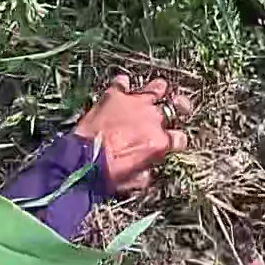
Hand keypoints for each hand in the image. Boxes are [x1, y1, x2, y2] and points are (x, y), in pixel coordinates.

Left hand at [72, 74, 190, 193]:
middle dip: (179, 108)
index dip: (177, 140)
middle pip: (175, 108)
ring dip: (158, 89)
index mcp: (160, 142)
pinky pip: (124, 83)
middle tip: (179, 107)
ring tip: (159, 88)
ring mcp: (135, 104)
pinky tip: (124, 85)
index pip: (180, 138)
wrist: (83, 159)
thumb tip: (146, 171)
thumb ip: (145, 172)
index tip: (173, 142)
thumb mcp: (133, 181)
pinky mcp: (116, 95)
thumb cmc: (108, 174)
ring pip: (156, 88)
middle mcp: (153, 119)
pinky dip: (124, 84)